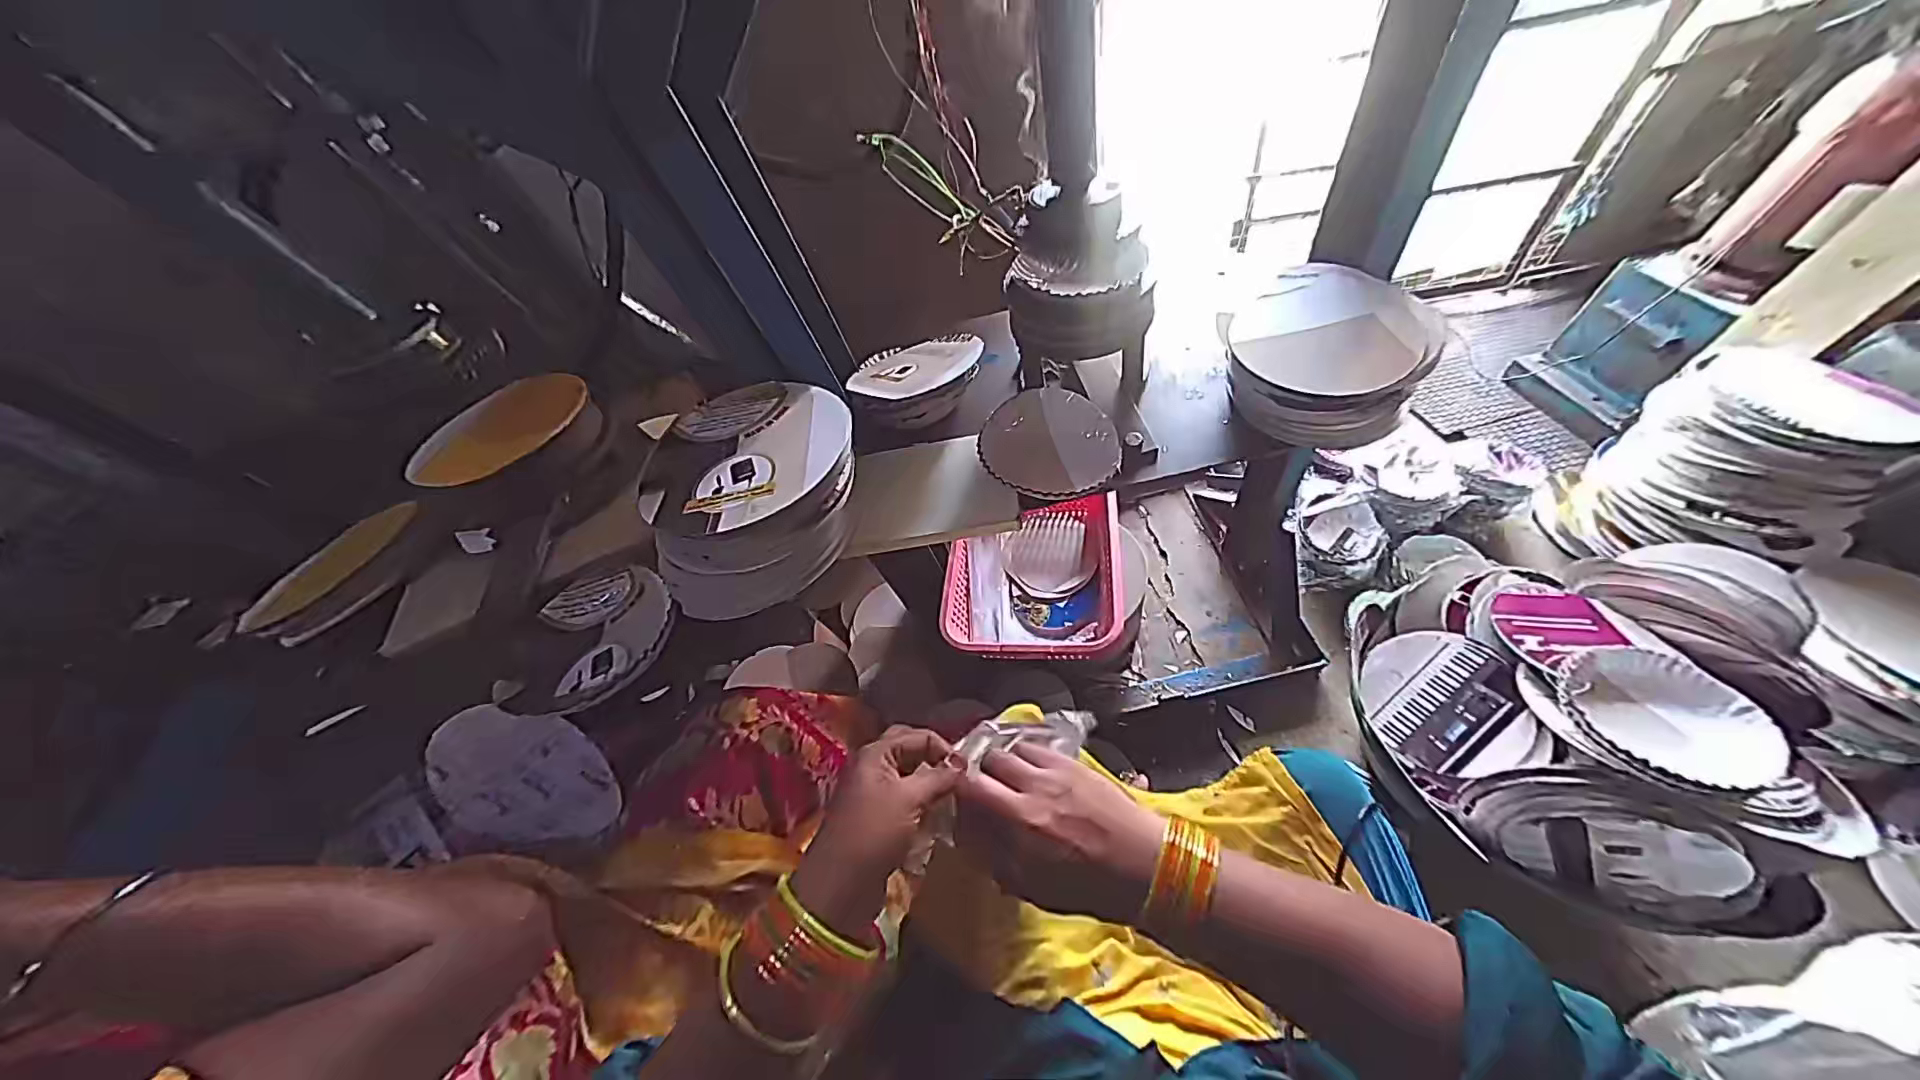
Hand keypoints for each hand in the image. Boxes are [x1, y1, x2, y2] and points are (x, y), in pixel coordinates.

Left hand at [789, 726, 961, 941]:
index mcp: (875, 754)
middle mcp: (872, 767)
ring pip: (911, 779)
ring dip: (931, 787)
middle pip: (912, 754)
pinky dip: (922, 807)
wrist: (841, 884)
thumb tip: (962, 764)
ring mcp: (873, 793)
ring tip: (951, 800)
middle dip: (937, 764)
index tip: (966, 770)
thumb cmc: (874, 832)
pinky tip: (936, 819)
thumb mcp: (910, 799)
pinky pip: (906, 803)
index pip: (917, 735)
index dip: (943, 748)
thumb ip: (938, 777)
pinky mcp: (878, 819)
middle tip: (959, 779)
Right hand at [955, 741, 1165, 925]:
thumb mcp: (1031, 886)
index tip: (949, 795)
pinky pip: (1039, 747)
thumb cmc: (1089, 886)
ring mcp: (1057, 770)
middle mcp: (1036, 786)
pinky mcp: (1075, 763)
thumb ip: (993, 856)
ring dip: (1002, 760)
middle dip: (976, 770)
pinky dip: (1026, 755)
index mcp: (1022, 820)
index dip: (953, 786)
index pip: (970, 785)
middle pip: (988, 759)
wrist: (1145, 866)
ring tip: (1004, 777)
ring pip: (1013, 747)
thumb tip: (966, 833)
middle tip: (977, 786)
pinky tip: (1030, 771)